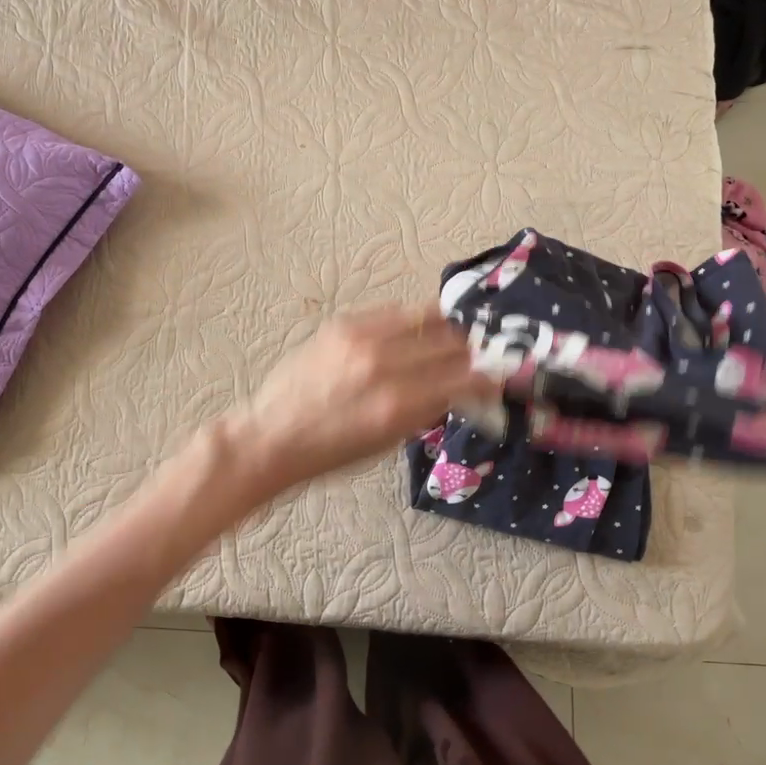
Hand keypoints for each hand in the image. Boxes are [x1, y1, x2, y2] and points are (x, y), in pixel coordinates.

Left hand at [229, 304, 499, 493]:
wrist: (273, 436)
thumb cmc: (331, 453)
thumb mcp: (387, 443)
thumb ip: (426, 411)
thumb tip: (459, 388)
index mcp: (400, 405)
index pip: (465, 378)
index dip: (487, 378)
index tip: (492, 380)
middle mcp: (385, 366)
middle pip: (451, 343)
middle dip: (469, 352)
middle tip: (471, 359)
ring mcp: (362, 339)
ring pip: (426, 317)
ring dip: (443, 330)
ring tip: (446, 340)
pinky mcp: (343, 324)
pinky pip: (393, 311)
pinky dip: (409, 321)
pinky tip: (410, 332)